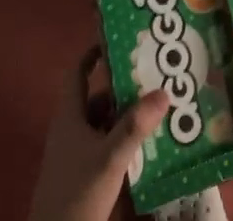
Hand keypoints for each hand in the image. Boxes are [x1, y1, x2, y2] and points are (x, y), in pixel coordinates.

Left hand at [27, 47, 170, 220]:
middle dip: (124, 89)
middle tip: (155, 79)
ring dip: (127, 117)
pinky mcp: (84, 173)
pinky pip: (106, 146)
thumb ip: (134, 126)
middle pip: (98, 99)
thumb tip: (163, 91)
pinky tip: (148, 146)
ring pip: (104, 124)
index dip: (92, 55)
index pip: (77, 73)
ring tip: (160, 110)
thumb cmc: (78, 191)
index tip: (116, 41)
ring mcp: (76, 153)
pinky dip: (125, 141)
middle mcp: (71, 129)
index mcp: (70, 115)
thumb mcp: (109, 157)